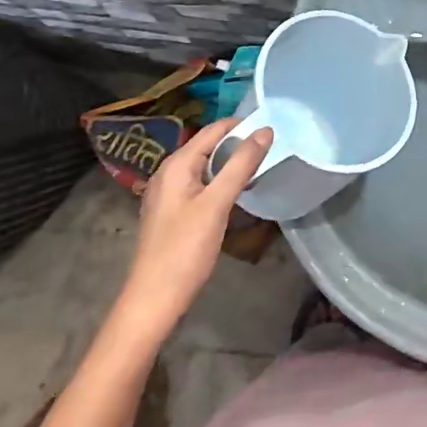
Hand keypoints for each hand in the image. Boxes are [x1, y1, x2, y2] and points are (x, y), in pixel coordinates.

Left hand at [116, 117, 273, 333]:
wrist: (153, 302)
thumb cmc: (184, 249)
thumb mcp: (216, 204)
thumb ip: (241, 164)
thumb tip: (265, 130)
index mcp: (177, 165)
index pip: (214, 130)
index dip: (243, 124)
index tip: (274, 126)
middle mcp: (169, 172)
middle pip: (210, 145)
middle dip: (240, 143)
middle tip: (273, 146)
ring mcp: (169, 193)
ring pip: (207, 165)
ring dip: (232, 163)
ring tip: (262, 165)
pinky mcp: (173, 212)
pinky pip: (202, 183)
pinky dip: (222, 181)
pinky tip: (239, 192)